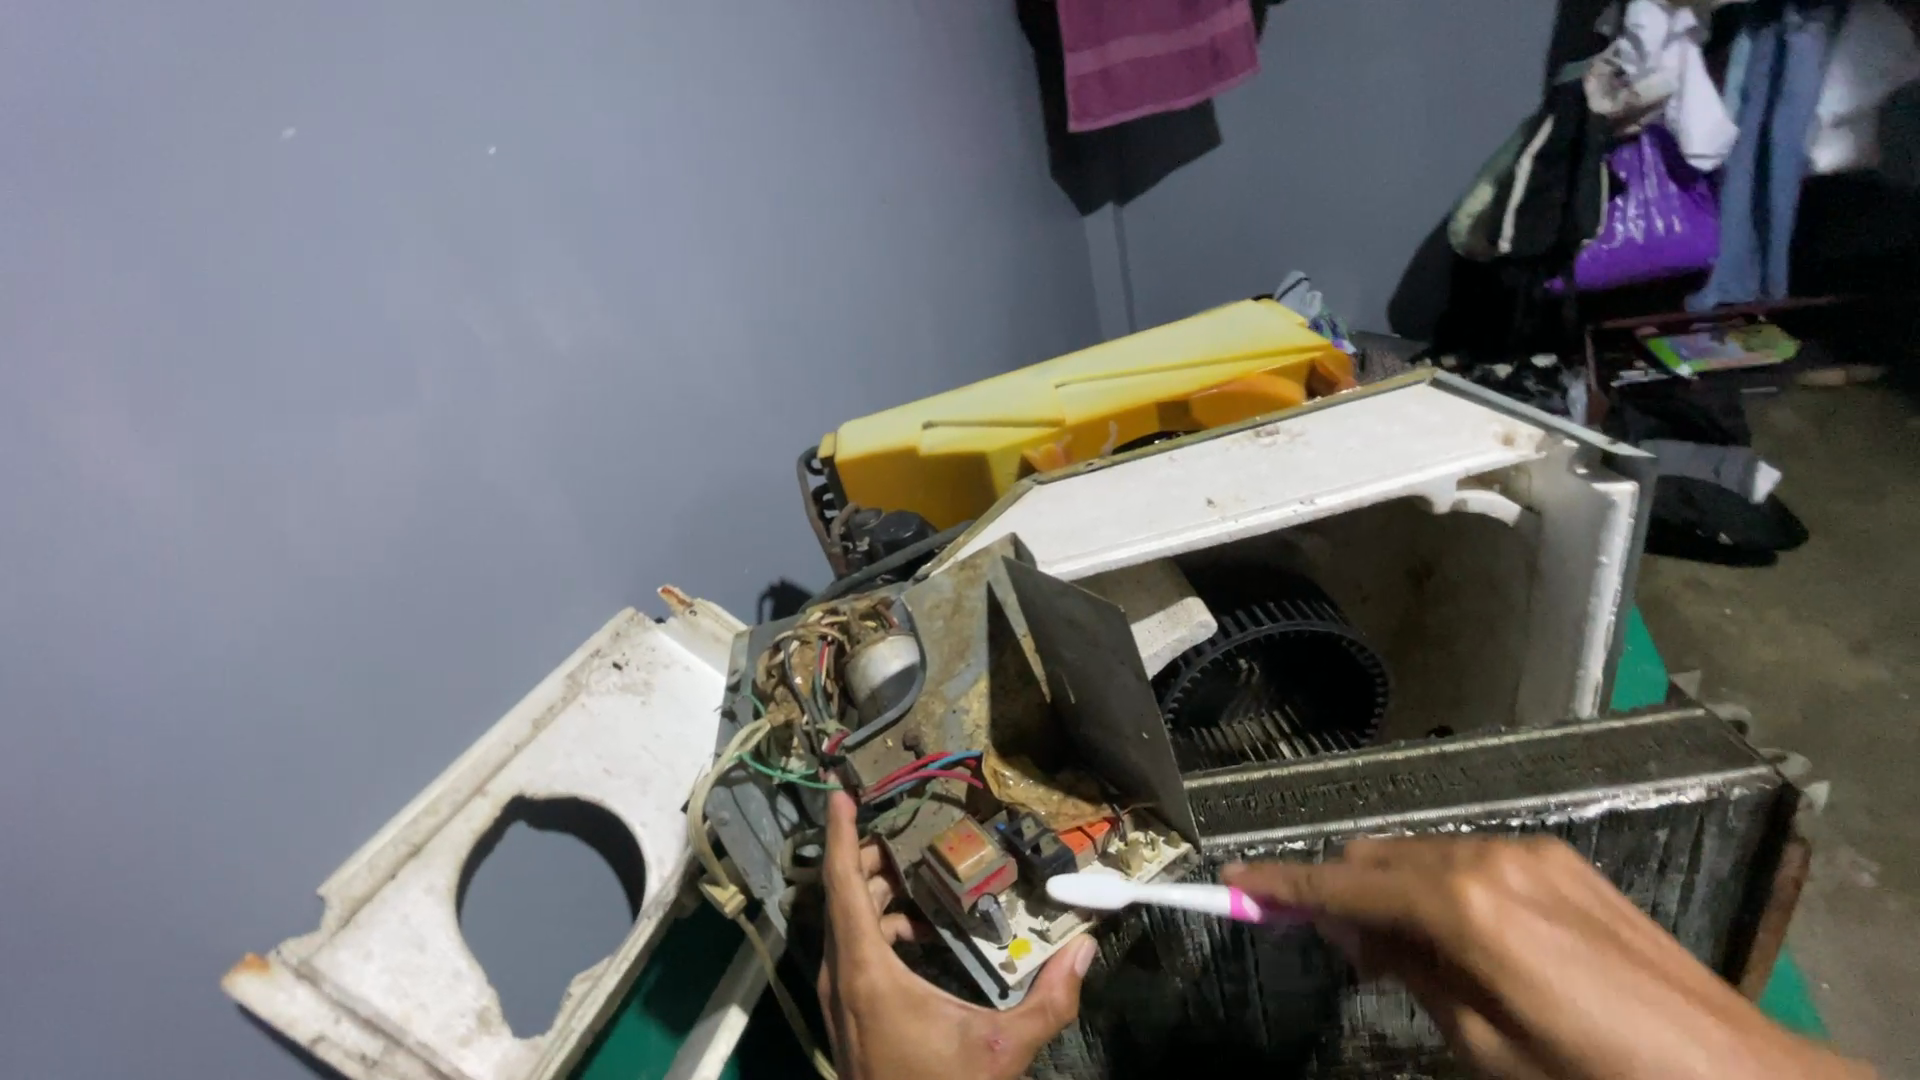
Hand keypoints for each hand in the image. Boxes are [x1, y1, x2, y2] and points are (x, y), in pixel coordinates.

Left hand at [817, 791, 1095, 1079]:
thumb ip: (1049, 1000)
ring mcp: (839, 993)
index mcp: (866, 970)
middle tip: (898, 828)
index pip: (843, 883)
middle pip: (842, 894)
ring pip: (844, 920)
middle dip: (865, 854)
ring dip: (870, 888)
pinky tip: (912, 929)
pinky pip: (851, 945)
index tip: (839, 793)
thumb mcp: (1002, 1049)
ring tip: (908, 870)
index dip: (840, 834)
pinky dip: (874, 922)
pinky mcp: (847, 1008)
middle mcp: (842, 973)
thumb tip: (1085, 949)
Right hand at [1224, 836, 1872, 1079]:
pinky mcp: (1555, 855)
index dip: (1281, 886)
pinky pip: (1464, 855)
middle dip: (1339, 890)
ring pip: (1415, 851)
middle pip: (1373, 855)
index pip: (1343, 887)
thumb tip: (1349, 933)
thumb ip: (1406, 970)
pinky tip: (1466, 932)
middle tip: (1339, 946)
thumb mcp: (1485, 1046)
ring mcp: (1524, 849)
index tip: (1232, 880)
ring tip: (1412, 950)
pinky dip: (1438, 883)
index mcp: (1462, 907)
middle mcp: (1484, 856)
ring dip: (1391, 888)